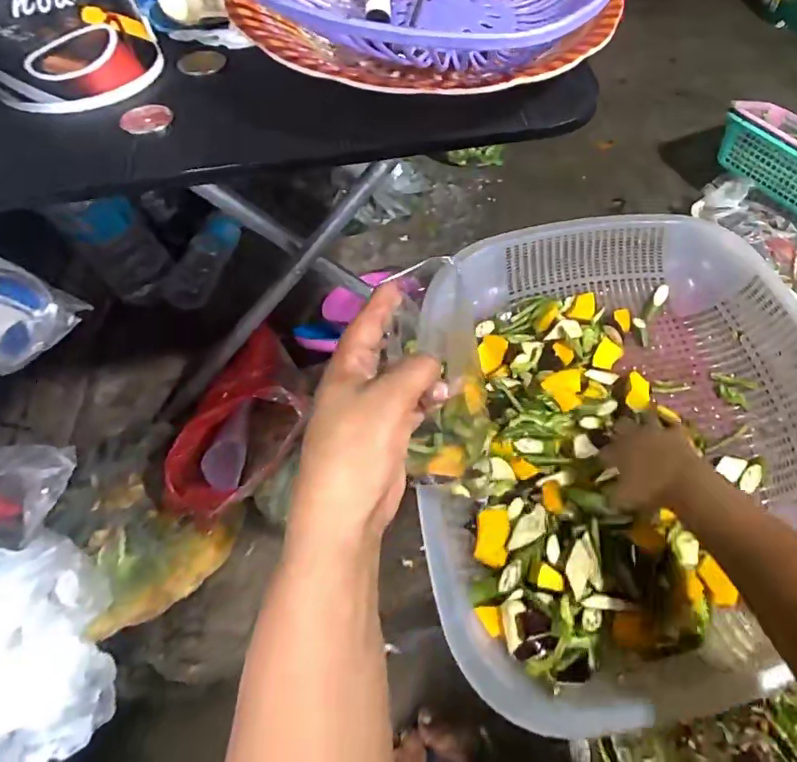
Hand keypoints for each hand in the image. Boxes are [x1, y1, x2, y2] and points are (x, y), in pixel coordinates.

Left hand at [286, 284, 446, 555]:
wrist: (345, 515)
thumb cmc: (357, 449)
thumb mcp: (388, 400)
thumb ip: (416, 371)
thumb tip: (435, 362)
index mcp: (345, 374)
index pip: (364, 329)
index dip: (380, 305)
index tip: (399, 283)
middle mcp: (356, 389)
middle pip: (385, 352)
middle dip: (407, 335)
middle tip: (433, 316)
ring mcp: (371, 414)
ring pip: (403, 380)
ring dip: (426, 372)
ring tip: (451, 367)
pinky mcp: (386, 436)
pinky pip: (411, 406)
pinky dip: (428, 399)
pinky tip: (445, 398)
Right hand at [599, 418, 706, 512]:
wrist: (684, 482)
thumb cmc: (651, 493)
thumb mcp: (625, 500)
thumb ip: (613, 495)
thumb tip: (606, 495)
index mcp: (620, 453)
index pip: (605, 451)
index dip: (603, 456)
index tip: (603, 461)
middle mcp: (635, 437)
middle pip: (621, 425)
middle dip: (618, 430)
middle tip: (619, 436)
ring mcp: (656, 431)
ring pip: (645, 417)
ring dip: (642, 419)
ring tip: (642, 424)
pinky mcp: (675, 432)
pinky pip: (670, 425)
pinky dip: (668, 428)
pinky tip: (668, 431)